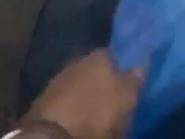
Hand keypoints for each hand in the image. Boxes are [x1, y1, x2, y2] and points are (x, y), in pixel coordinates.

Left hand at [22, 50, 143, 138]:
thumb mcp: (126, 96)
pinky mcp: (43, 102)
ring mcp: (58, 80)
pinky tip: (76, 120)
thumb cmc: (96, 111)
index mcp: (99, 54)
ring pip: (79, 86)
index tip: (128, 85)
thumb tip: (141, 64)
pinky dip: (71, 109)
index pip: (115, 56)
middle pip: (95, 71)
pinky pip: (65, 102)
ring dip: (85, 97)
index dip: (122, 71)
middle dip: (102, 83)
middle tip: (112, 101)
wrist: (51, 135)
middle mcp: (78, 61)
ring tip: (94, 113)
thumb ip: (135, 78)